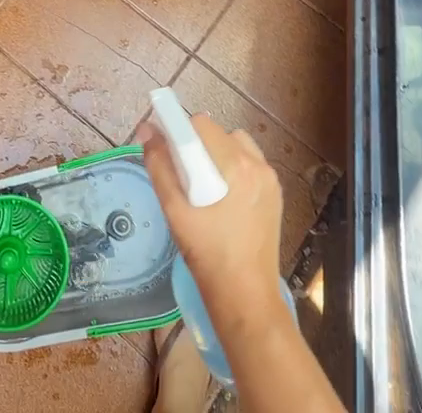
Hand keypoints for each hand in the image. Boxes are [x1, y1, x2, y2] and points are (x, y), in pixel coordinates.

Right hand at [139, 114, 287, 326]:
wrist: (245, 296)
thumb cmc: (207, 254)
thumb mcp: (174, 209)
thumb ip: (159, 166)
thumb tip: (147, 131)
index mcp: (236, 165)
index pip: (201, 125)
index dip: (179, 131)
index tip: (165, 148)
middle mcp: (258, 165)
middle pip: (219, 134)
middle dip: (196, 146)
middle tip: (181, 174)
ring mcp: (270, 180)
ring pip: (236, 146)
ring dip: (215, 155)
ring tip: (202, 186)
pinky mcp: (275, 195)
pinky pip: (249, 165)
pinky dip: (232, 169)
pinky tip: (221, 197)